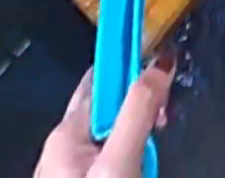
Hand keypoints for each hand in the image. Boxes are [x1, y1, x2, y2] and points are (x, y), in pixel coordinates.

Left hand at [35, 54, 173, 177]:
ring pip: (109, 133)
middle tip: (163, 121)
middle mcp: (60, 146)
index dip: (135, 70)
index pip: (105, 78)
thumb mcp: (119, 163)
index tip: (164, 78)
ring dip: (135, 134)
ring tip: (150, 156)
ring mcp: (64, 171)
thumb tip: (163, 58)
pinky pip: (104, 158)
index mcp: (65, 131)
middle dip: (139, 104)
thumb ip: (139, 111)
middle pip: (108, 104)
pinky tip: (136, 169)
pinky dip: (125, 155)